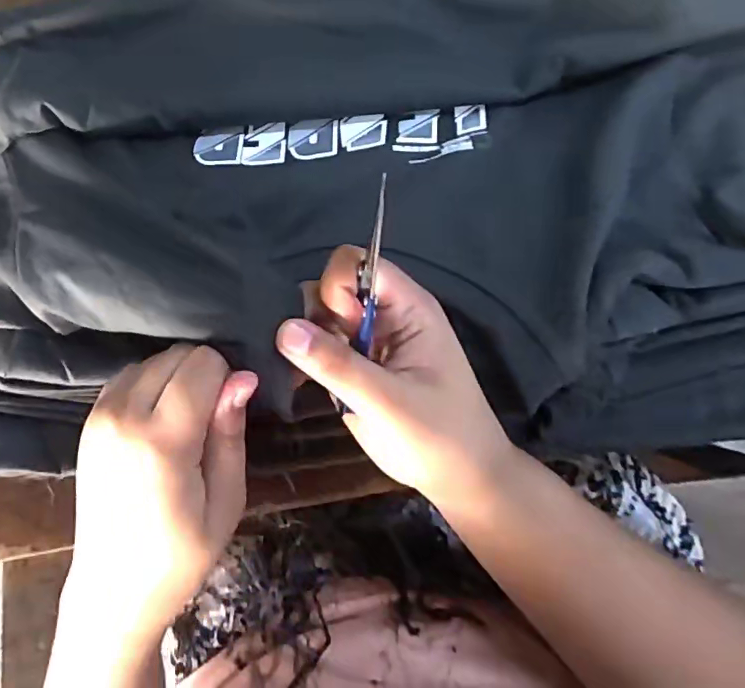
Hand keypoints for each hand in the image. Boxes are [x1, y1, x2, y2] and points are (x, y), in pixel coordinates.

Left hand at [60, 344, 256, 646]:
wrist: (111, 590)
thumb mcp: (224, 502)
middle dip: (201, 375)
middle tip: (207, 424)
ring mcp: (100, 415)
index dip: (225, 379)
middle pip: (177, 354)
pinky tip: (156, 420)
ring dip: (174, 377)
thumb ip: (230, 433)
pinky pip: (128, 374)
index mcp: (161, 440)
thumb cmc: (179, 555)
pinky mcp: (88, 419)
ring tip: (181, 424)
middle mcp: (124, 416)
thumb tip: (244, 376)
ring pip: (153, 359)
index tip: (226, 414)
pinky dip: (149, 383)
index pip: (202, 363)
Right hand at [278, 246, 515, 504]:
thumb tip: (284, 328)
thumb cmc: (439, 438)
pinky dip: (304, 358)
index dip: (339, 286)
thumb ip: (338, 365)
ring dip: (307, 340)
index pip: (359, 263)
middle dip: (318, 317)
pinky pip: (319, 344)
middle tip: (326, 360)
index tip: (341, 328)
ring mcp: (369, 339)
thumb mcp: (389, 403)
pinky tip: (298, 382)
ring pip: (320, 315)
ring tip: (307, 375)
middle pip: (333, 286)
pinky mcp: (355, 363)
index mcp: (407, 307)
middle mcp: (385, 314)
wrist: (460, 481)